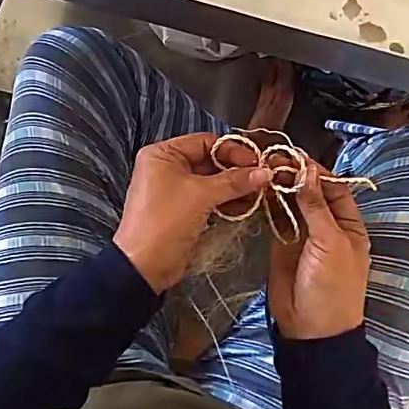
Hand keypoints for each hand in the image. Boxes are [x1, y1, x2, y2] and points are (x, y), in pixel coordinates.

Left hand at [114, 133, 269, 293]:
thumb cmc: (165, 221)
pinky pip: (209, 198)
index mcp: (163, 154)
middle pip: (210, 161)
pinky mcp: (183, 210)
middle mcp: (167, 168)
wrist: (145, 266)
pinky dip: (226, 201)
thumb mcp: (201, 195)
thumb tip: (263, 172)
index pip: (205, 142)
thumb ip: (234, 181)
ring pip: (212, 181)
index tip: (256, 161)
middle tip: (261, 177)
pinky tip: (245, 205)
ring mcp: (175, 190)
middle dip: (236, 170)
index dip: (232, 150)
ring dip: (234, 187)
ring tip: (258, 192)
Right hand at [268, 159, 370, 338]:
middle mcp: (327, 225)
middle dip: (295, 175)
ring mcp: (304, 234)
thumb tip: (308, 170)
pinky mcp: (282, 243)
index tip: (295, 155)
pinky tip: (258, 186)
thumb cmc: (333, 287)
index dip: (316, 171)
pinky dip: (268, 202)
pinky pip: (276, 217)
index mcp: (348, 224)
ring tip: (262, 166)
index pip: (334, 187)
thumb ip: (316, 206)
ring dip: (280, 185)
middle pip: (311, 192)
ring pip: (292, 202)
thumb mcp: (330, 243)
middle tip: (272, 157)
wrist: (312, 331)